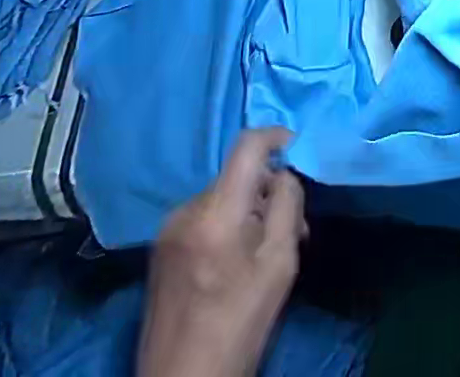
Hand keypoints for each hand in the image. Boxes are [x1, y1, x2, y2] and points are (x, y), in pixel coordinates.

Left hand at [138, 128, 305, 376]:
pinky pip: (204, 216)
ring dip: (250, 209)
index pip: (247, 146)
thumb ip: (288, 206)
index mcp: (216, 211)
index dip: (276, 136)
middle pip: (237, 174)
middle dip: (269, 189)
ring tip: (268, 249)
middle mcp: (187, 209)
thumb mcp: (280, 264)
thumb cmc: (239, 324)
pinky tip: (238, 259)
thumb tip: (286, 172)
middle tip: (295, 225)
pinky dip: (228, 223)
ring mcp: (168, 227)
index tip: (297, 146)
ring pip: (223, 196)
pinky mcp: (161, 246)